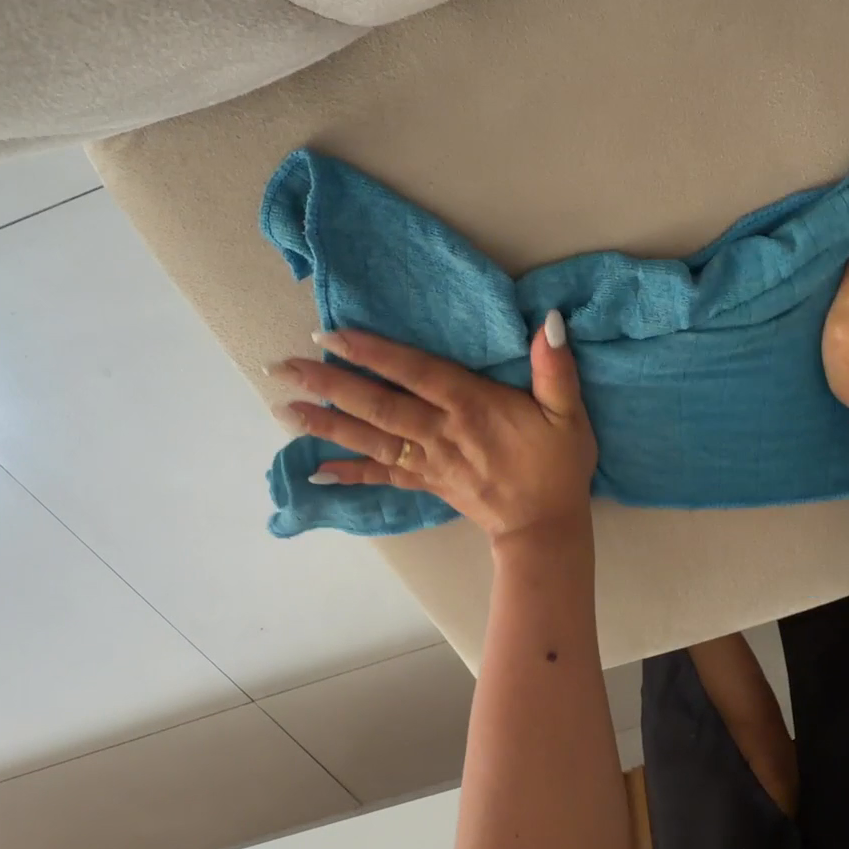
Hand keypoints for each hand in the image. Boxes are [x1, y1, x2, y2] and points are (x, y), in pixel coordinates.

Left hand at [268, 310, 597, 543]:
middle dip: (328, 385)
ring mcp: (429, 461)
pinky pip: (383, 477)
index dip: (373, 353)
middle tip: (280, 367)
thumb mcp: (568, 413)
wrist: (544, 528)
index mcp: (471, 406)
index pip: (414, 372)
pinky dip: (349, 474)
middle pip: (378, 405)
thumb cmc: (556, 466)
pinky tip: (316, 472)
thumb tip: (548, 321)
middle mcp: (440, 432)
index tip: (329, 335)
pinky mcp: (427, 484)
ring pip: (371, 439)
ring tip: (282, 409)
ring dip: (326, 425)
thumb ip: (555, 368)